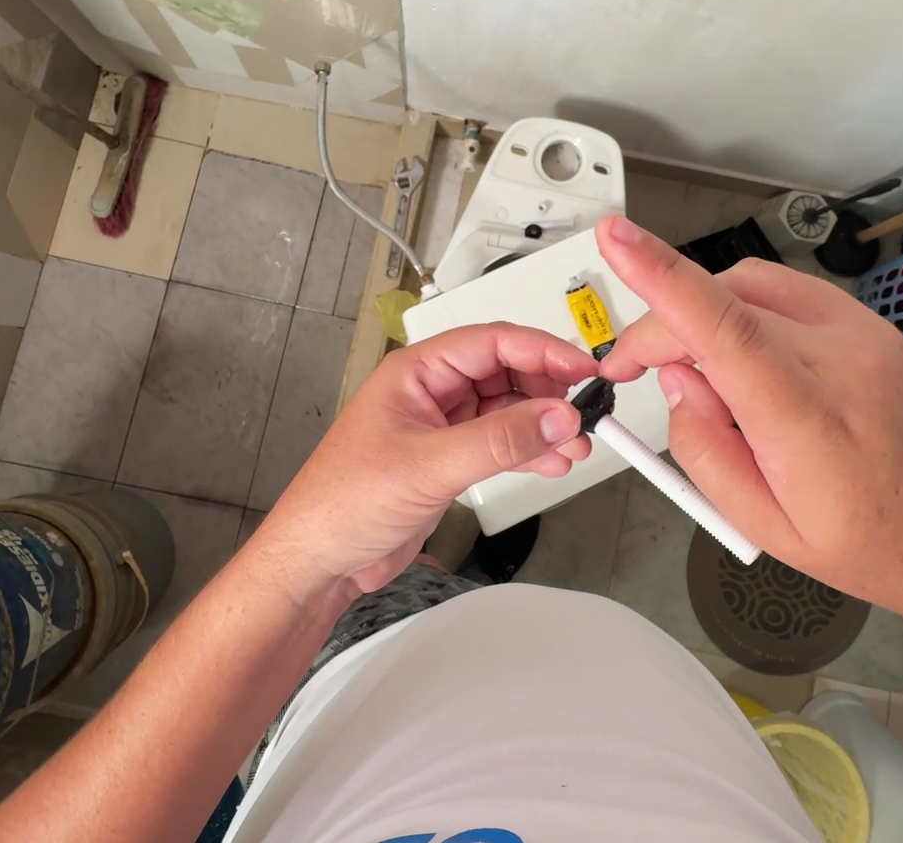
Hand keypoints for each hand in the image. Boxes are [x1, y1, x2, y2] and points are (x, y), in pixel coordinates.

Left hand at [253, 322, 598, 596]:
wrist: (320, 560)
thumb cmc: (345, 502)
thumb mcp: (429, 466)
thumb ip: (499, 440)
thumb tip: (557, 416)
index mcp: (416, 371)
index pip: (491, 342)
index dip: (540, 349)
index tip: (581, 367)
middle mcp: (431, 391)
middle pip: (504, 372)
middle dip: (546, 390)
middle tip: (582, 412)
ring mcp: (441, 425)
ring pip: (507, 409)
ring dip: (543, 425)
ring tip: (576, 444)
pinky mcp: (449, 459)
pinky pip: (500, 442)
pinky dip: (529, 451)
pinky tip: (553, 461)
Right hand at [594, 216, 902, 634]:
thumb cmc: (869, 545)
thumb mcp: (763, 525)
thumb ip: (702, 448)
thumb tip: (676, 378)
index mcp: (810, 422)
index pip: (725, 331)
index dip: (664, 278)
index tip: (616, 239)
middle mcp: (843, 360)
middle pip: (724, 303)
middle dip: (662, 325)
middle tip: (633, 366)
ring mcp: (865, 334)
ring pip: (751, 285)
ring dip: (703, 311)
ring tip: (698, 368)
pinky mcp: (872, 325)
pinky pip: (787, 292)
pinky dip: (744, 309)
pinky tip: (745, 354)